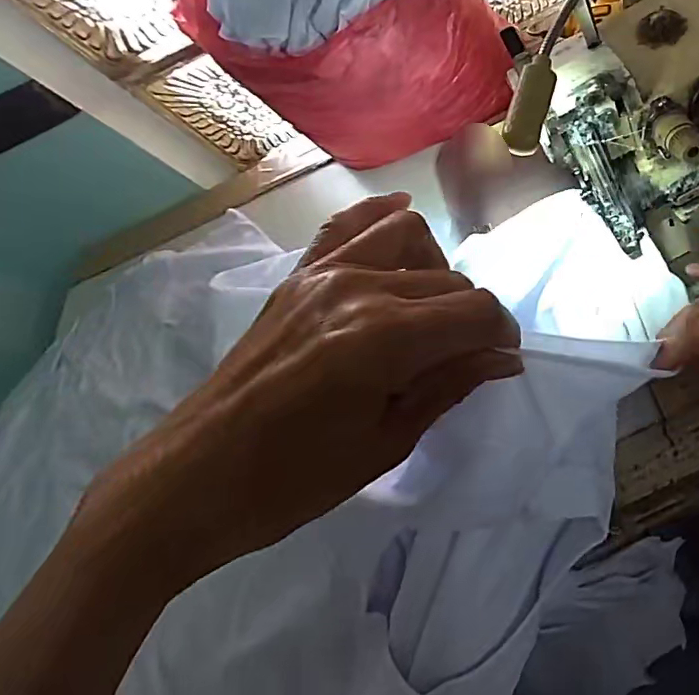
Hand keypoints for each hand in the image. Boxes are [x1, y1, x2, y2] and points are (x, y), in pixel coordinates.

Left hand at [78, 194, 520, 584]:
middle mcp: (358, 288)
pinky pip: (348, 224)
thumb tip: (504, 359)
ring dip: (434, 268)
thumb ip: (448, 386)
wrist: (195, 477)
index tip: (502, 360)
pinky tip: (399, 219)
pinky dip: (380, 216)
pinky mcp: (298, 275)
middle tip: (465, 355)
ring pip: (407, 235)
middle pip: (447, 280)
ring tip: (427, 309)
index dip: (501, 336)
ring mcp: (323, 273)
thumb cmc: (292, 483)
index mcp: (383, 339)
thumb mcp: (384, 444)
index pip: (474, 312)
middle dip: (471, 316)